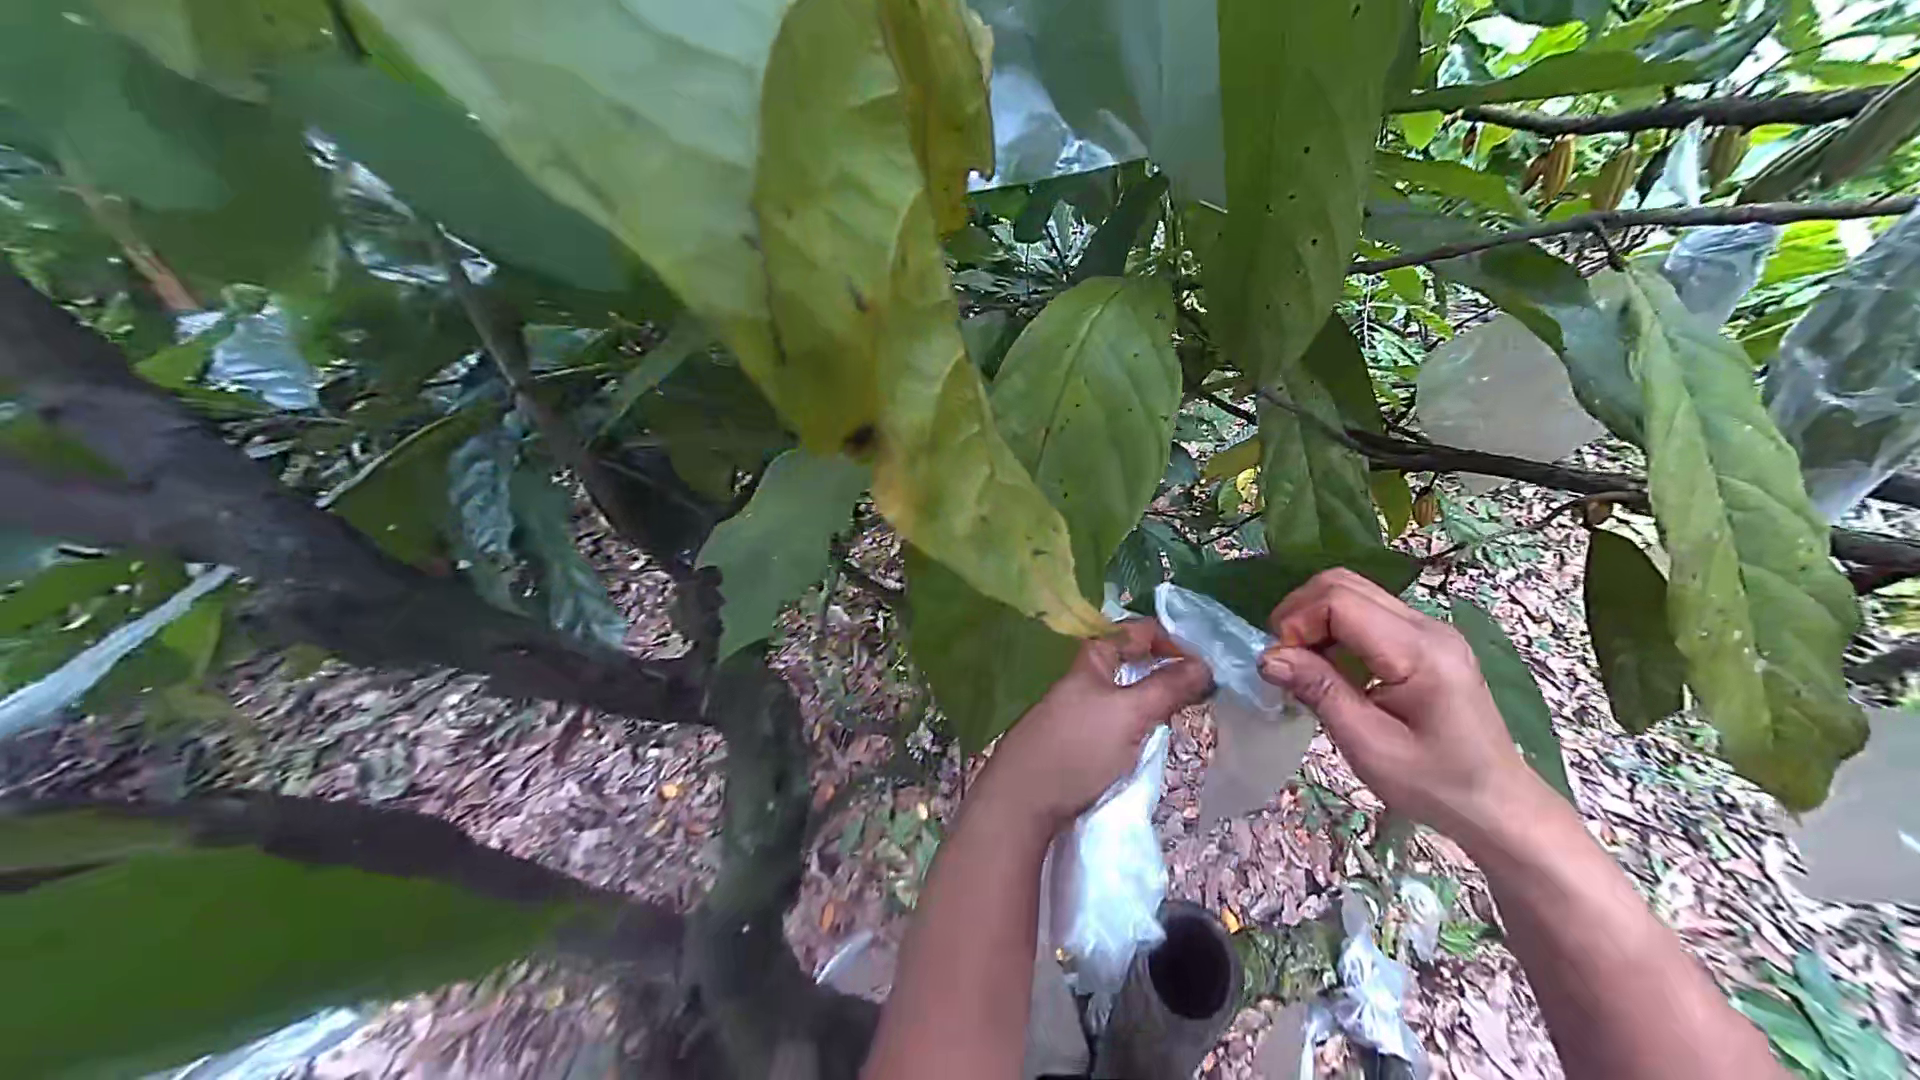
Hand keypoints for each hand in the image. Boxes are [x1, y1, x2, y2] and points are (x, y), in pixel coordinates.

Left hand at [977, 619, 1212, 830]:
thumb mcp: (1128, 713)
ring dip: (1158, 699)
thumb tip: (1205, 665)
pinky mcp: (1082, 738)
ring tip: (1191, 710)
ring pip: (1130, 693)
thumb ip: (1166, 687)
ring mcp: (1083, 708)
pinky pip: (1121, 719)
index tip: (1207, 664)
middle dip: (1170, 671)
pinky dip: (1143, 722)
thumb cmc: (1077, 748)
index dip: (1173, 640)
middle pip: (1136, 662)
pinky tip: (1158, 735)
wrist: (1023, 800)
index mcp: (1093, 658)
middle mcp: (1087, 678)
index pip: (1139, 632)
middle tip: (1205, 691)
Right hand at [1256, 569, 1546, 842]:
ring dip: (1312, 619)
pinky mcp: (1422, 640)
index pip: (1339, 601)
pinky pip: (1363, 611)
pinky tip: (1327, 665)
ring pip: (1350, 592)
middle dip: (1299, 614)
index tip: (1280, 664)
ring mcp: (1428, 630)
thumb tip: (1268, 657)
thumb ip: (1319, 691)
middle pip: (1342, 584)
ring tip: (1302, 664)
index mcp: (1420, 651)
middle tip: (1284, 659)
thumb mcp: (1368, 744)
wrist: (1497, 806)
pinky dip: (1330, 628)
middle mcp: (1427, 627)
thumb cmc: (1434, 784)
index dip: (1296, 622)